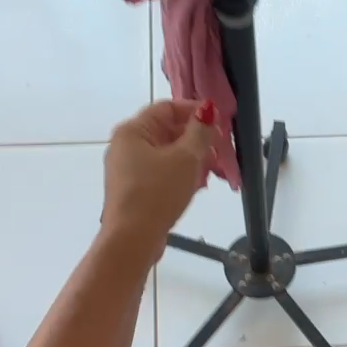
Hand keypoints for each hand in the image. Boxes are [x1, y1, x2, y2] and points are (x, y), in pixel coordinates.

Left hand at [100, 99, 217, 255]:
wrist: (132, 239)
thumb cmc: (158, 193)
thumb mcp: (185, 159)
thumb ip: (199, 132)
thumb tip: (207, 111)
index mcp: (132, 130)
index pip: (168, 108)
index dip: (196, 112)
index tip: (220, 123)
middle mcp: (125, 146)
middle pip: (167, 131)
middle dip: (197, 139)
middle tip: (220, 151)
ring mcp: (127, 170)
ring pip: (165, 155)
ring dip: (191, 159)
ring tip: (213, 172)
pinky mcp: (133, 191)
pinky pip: (160, 173)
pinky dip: (179, 175)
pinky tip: (196, 188)